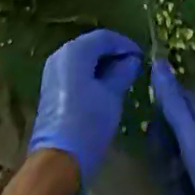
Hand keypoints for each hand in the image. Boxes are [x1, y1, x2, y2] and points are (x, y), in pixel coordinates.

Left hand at [28, 29, 144, 183]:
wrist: (59, 158)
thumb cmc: (88, 123)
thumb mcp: (111, 96)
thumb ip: (122, 73)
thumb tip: (132, 59)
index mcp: (74, 51)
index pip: (103, 37)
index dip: (124, 44)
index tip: (142, 56)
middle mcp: (60, 54)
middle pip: (91, 45)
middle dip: (113, 53)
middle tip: (135, 66)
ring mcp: (53, 69)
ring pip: (83, 57)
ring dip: (102, 64)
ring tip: (124, 76)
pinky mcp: (52, 85)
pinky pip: (75, 70)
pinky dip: (91, 73)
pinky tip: (106, 86)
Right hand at [151, 59, 194, 194]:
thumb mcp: (191, 136)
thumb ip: (173, 101)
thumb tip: (158, 57)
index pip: (176, 93)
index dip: (160, 105)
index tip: (149, 123)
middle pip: (175, 119)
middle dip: (163, 136)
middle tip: (160, 154)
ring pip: (178, 142)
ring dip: (168, 156)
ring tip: (169, 172)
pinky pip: (185, 161)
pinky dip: (177, 170)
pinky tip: (176, 181)